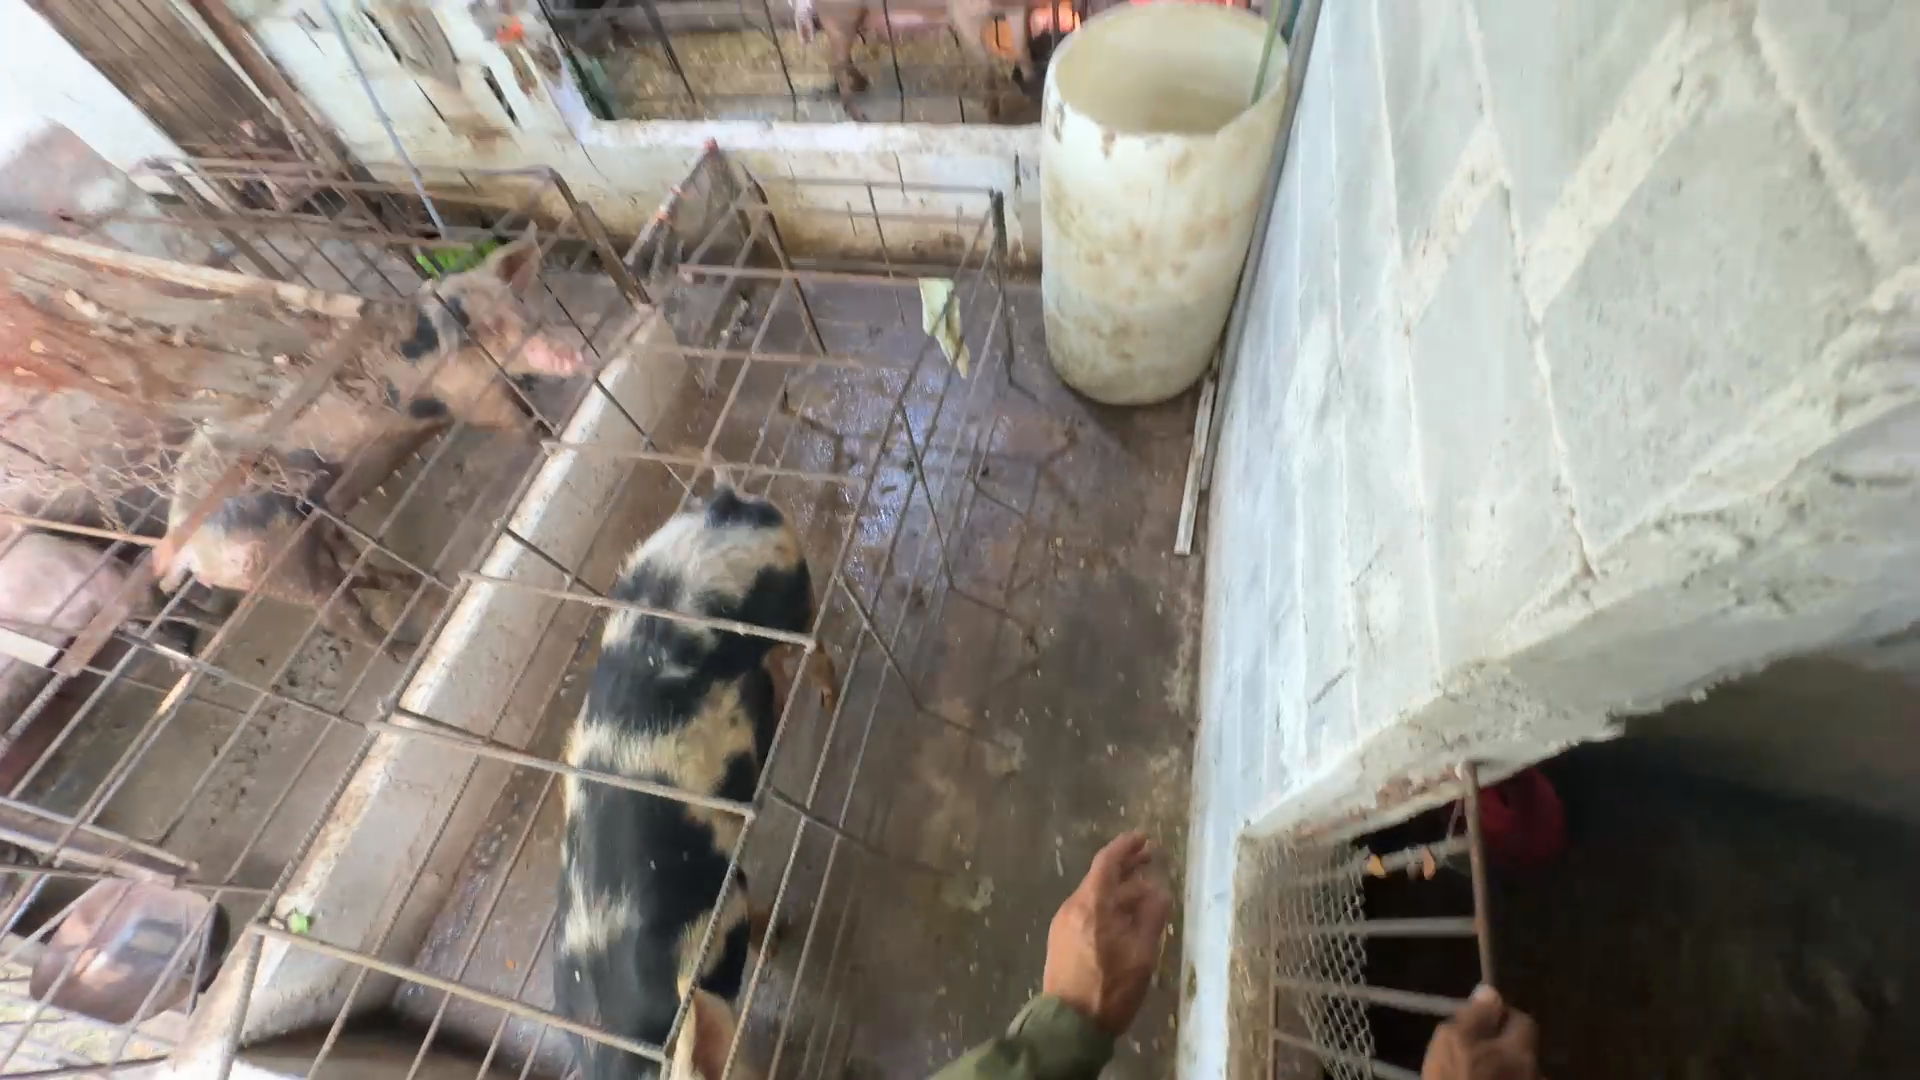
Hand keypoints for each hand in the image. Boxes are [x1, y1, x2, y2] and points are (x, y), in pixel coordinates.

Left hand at [1042, 831, 1172, 1034]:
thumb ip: (1151, 917)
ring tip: (1143, 888)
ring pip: (1095, 894)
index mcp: (1091, 903)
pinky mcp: (1062, 937)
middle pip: (1101, 876)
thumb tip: (1159, 890)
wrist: (1069, 1024)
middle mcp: (1073, 905)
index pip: (1107, 862)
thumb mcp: (1141, 955)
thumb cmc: (1110, 988)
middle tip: (1150, 856)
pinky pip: (1088, 910)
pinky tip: (1124, 915)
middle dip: (1126, 865)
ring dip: (1119, 887)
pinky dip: (1108, 904)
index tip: (1143, 837)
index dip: (1126, 846)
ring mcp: (1064, 921)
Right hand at [1421, 986, 1538, 1079]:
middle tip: (1472, 1050)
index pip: (1522, 1020)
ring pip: (1519, 1072)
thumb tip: (1491, 993)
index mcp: (1519, 1053)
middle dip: (1502, 1045)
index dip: (1501, 1015)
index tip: (1479, 1019)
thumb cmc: (1453, 1079)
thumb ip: (1475, 1015)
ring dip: (1502, 1069)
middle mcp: (1534, 1074)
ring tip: (1476, 1074)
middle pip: (1523, 1049)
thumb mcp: (1453, 1040)